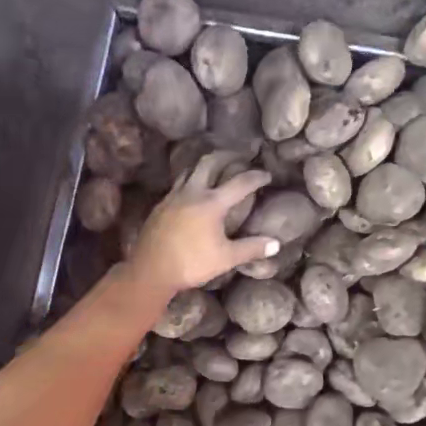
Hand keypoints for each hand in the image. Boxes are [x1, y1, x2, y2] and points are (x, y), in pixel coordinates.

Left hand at [127, 153, 277, 292]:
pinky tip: (190, 192)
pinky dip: (189, 181)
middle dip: (226, 156)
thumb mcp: (226, 258)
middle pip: (210, 162)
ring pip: (189, 170)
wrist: (150, 270)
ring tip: (214, 168)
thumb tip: (275, 244)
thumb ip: (251, 248)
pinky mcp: (160, 206)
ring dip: (204, 166)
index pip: (240, 183)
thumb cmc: (191, 263)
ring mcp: (173, 197)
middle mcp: (192, 193)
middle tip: (238, 156)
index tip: (266, 174)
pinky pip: (177, 185)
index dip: (256, 177)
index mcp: (212, 203)